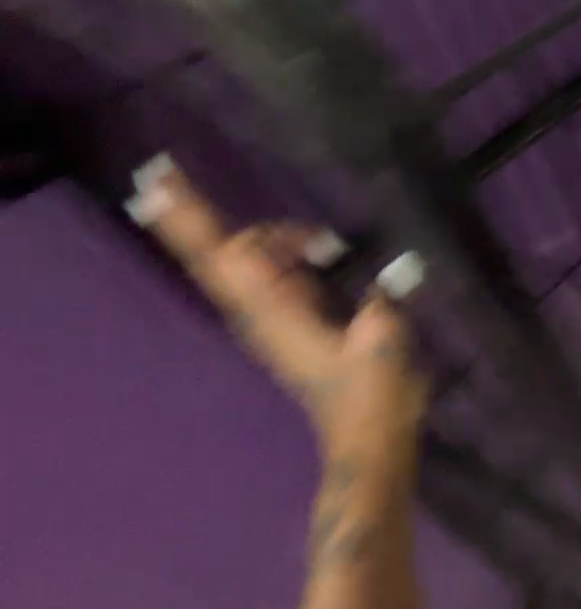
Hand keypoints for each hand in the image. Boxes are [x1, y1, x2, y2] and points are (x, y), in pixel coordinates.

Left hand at [127, 156, 427, 470]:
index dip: (191, 220)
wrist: (369, 432)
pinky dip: (281, 254)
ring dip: (268, 238)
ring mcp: (273, 320)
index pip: (227, 258)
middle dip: (196, 217)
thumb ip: (380, 302)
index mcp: (276, 313)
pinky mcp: (292, 324)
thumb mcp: (383, 340)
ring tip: (323, 240)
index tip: (158, 182)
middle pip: (221, 256)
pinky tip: (316, 250)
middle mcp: (261, 313)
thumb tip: (394, 266)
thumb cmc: (376, 388)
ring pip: (246, 264)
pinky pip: (270, 277)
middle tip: (172, 176)